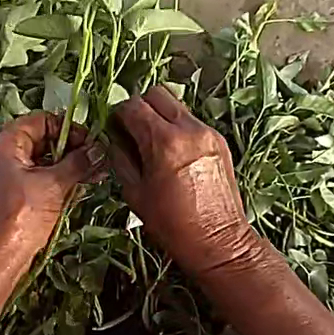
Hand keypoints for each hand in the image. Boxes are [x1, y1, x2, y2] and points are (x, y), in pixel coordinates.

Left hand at [0, 113, 99, 263]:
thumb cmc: (21, 217)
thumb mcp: (54, 186)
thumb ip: (78, 163)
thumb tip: (99, 149)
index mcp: (4, 144)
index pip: (41, 121)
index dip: (69, 128)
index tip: (90, 143)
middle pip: (40, 140)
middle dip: (70, 149)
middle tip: (95, 160)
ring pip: (38, 162)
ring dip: (65, 167)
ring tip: (92, 176)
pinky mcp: (5, 196)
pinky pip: (32, 179)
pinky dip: (53, 181)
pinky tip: (75, 190)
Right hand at [108, 85, 262, 276]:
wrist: (218, 240)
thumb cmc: (173, 225)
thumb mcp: (135, 193)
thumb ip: (121, 157)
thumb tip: (114, 138)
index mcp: (164, 142)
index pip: (133, 105)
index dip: (118, 115)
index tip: (115, 129)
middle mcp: (189, 130)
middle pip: (157, 93)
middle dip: (140, 108)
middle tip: (133, 130)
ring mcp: (208, 133)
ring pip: (176, 105)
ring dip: (160, 117)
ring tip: (153, 145)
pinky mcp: (219, 141)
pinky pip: (191, 122)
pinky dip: (178, 129)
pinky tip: (173, 155)